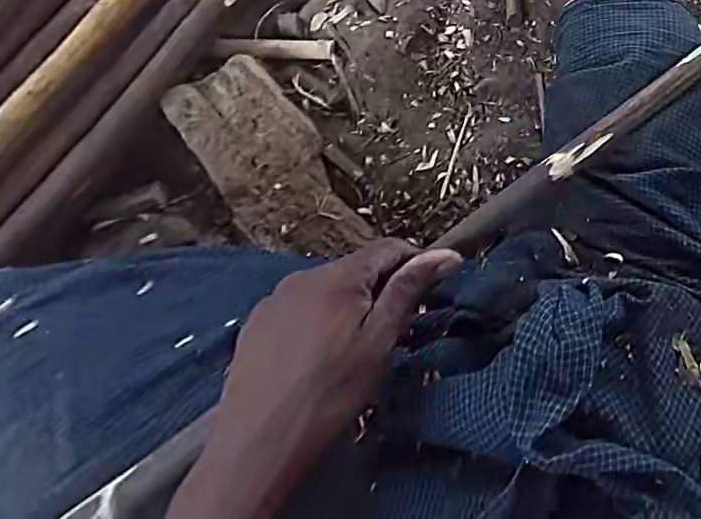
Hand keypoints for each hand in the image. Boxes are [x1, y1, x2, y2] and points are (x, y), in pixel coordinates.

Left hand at [174, 241, 460, 516]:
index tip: (427, 293)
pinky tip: (318, 354)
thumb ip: (410, 288)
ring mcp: (272, 303)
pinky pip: (300, 309)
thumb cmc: (331, 391)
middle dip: (381, 288)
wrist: (254, 453)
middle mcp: (301, 278)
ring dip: (349, 304)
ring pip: (328, 289)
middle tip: (394, 326)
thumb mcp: (381, 337)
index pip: (390, 248)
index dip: (415, 264)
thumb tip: (447, 253)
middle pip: (358, 268)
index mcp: (337, 275)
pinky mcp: (252, 330)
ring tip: (355, 344)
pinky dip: (319, 320)